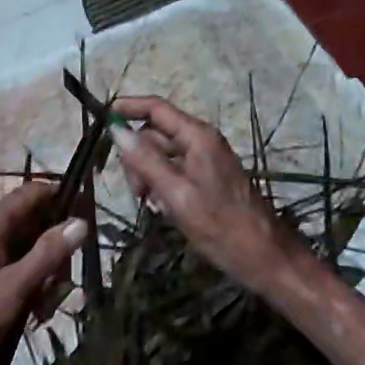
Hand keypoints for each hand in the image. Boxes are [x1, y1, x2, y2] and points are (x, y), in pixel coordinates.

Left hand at [0, 182, 87, 364]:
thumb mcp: (11, 294)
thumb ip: (46, 255)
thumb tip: (81, 221)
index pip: (33, 192)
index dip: (63, 198)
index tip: (90, 217)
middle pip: (34, 221)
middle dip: (55, 249)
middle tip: (63, 285)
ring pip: (27, 245)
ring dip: (44, 272)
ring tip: (46, 308)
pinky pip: (14, 263)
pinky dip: (29, 281)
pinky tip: (34, 312)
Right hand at [108, 96, 308, 294]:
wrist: (264, 256)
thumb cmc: (221, 225)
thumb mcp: (177, 194)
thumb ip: (146, 162)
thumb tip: (117, 131)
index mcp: (197, 136)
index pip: (156, 108)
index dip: (128, 108)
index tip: (101, 118)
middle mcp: (201, 140)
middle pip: (155, 133)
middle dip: (137, 156)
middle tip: (136, 191)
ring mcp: (205, 158)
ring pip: (162, 154)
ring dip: (148, 174)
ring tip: (149, 204)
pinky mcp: (206, 177)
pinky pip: (174, 170)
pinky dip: (162, 184)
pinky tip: (162, 208)